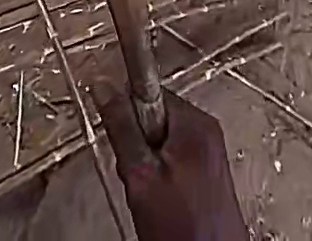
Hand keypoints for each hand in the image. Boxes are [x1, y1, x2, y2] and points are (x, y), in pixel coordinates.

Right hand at [96, 87, 246, 240]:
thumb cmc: (185, 231)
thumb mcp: (140, 174)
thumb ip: (121, 126)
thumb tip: (102, 85)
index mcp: (195, 122)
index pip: (144, 90)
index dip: (128, 116)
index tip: (126, 138)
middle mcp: (206, 131)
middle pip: (151, 115)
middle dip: (137, 141)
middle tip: (139, 172)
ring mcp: (209, 152)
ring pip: (158, 137)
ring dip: (146, 160)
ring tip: (152, 190)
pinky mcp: (208, 171)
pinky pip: (171, 155)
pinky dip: (160, 172)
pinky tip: (163, 198)